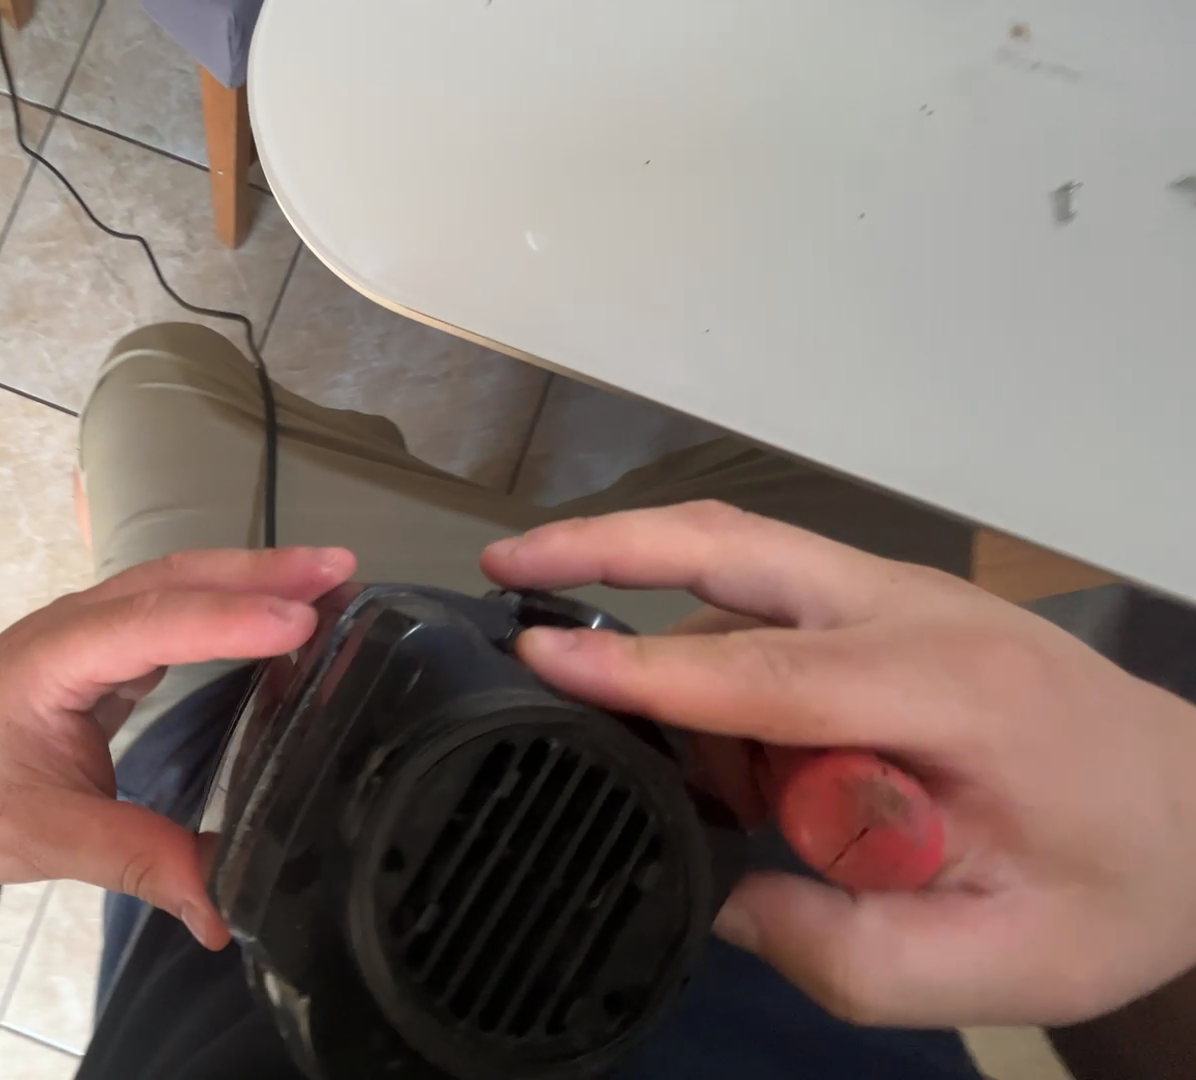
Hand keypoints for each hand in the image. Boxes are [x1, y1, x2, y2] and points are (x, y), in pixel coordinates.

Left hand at [0, 546, 356, 949]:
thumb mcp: (47, 840)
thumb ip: (136, 860)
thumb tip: (223, 911)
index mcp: (48, 661)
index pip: (145, 626)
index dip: (223, 622)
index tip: (299, 622)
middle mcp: (72, 624)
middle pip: (172, 580)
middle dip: (258, 571)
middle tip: (339, 569)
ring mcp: (88, 625)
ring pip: (178, 582)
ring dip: (251, 576)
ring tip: (327, 578)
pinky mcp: (106, 639)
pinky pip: (174, 606)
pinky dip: (229, 601)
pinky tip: (273, 609)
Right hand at [482, 501, 1195, 1027]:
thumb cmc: (1117, 871)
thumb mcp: (1013, 962)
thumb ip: (853, 956)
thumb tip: (720, 899)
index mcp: (951, 692)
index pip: (765, 673)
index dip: (643, 670)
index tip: (537, 658)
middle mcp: (898, 607)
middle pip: (720, 540)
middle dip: (597, 543)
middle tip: (501, 560)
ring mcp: (867, 585)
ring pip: (713, 552)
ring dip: (627, 590)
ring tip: (584, 675)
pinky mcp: (840, 590)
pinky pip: (729, 592)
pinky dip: (675, 635)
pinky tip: (678, 703)